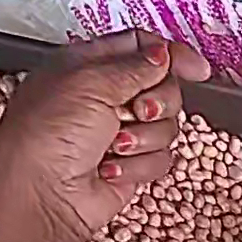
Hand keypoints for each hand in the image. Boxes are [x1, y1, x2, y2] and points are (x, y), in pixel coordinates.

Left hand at [0, 29, 211, 241]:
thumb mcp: (90, 83)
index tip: (197, 69)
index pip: (141, 47)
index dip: (171, 55)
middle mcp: (108, 98)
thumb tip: (164, 55)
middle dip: (158, 103)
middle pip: (164, 88)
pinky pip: (162, 159)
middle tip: (137, 111)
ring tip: (115, 147)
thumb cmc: (48, 135)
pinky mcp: (134, 165)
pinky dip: (139, 165)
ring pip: (167, 127)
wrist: (44, 194)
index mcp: (90, 66)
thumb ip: (134, 66)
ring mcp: (122, 133)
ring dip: (145, 138)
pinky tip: (110, 169)